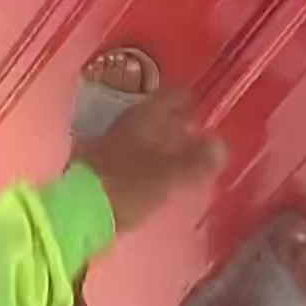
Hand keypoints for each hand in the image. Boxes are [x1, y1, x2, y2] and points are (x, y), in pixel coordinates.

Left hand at [73, 89, 226, 230]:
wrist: (83, 208)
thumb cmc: (128, 185)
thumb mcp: (168, 175)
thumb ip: (196, 160)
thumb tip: (222, 143)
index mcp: (142, 117)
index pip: (169, 98)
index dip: (186, 98)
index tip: (204, 101)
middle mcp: (128, 123)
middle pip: (158, 115)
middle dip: (179, 119)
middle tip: (203, 127)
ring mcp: (117, 142)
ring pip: (148, 133)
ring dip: (168, 138)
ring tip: (189, 150)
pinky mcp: (111, 163)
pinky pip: (140, 151)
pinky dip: (156, 155)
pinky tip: (166, 170)